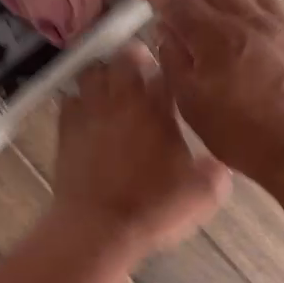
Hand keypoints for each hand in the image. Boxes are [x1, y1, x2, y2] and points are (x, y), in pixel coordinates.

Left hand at [53, 43, 229, 255]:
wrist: (97, 226)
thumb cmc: (152, 208)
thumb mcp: (201, 194)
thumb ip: (215, 171)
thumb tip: (218, 164)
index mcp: (156, 109)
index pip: (164, 71)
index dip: (169, 68)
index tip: (173, 74)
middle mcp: (121, 100)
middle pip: (124, 57)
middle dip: (134, 56)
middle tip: (142, 68)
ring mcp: (89, 111)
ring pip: (93, 71)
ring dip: (104, 72)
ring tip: (113, 84)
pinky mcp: (65, 127)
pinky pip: (70, 97)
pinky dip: (79, 97)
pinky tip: (88, 110)